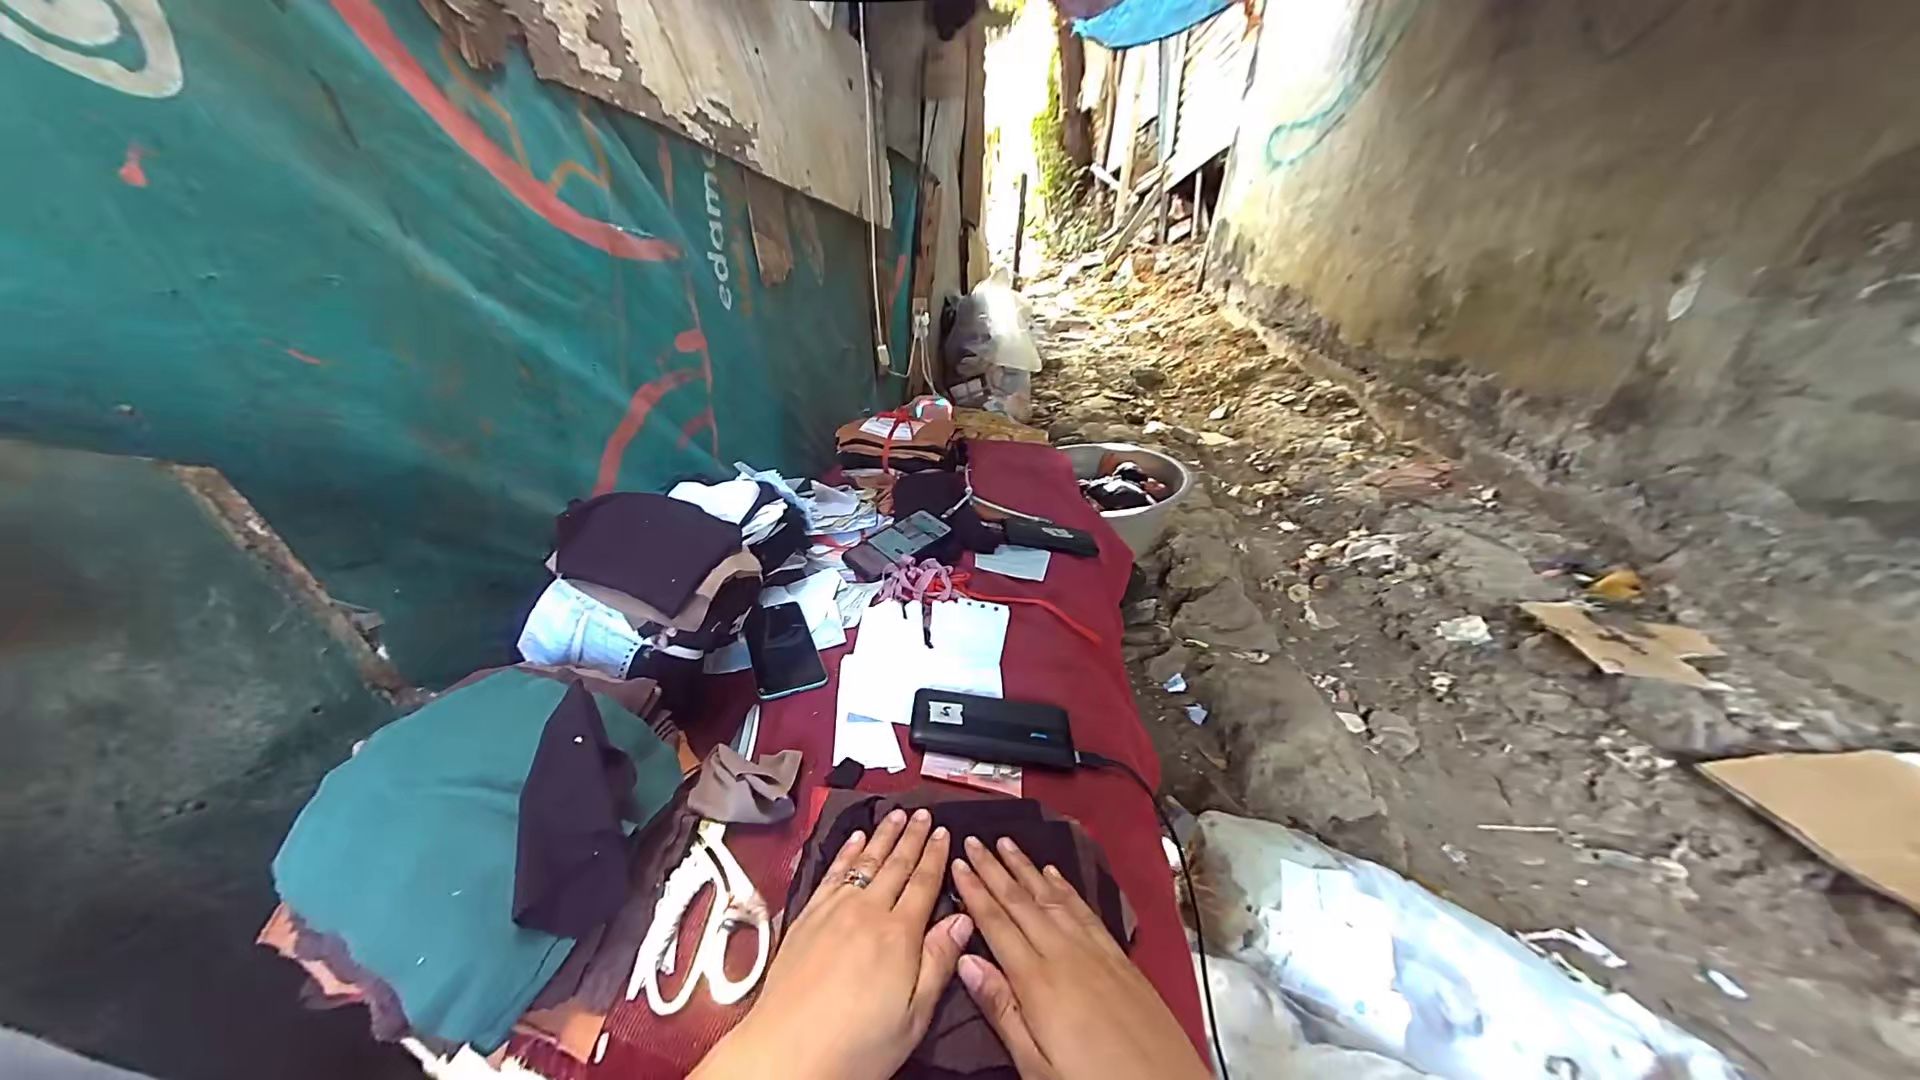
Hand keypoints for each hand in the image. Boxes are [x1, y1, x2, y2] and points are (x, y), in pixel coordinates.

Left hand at [692, 809, 971, 1079]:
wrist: (785, 1056)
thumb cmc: (854, 1048)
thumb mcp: (912, 1018)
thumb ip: (939, 963)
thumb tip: (963, 920)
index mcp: (899, 935)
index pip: (924, 882)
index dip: (935, 855)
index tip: (943, 832)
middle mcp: (868, 911)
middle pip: (897, 864)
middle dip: (912, 836)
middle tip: (923, 814)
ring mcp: (835, 909)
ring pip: (866, 860)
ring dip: (884, 834)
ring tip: (897, 815)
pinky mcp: (809, 915)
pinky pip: (834, 872)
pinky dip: (847, 851)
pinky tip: (856, 839)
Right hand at [951, 835, 1211, 1079]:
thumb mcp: (1037, 1066)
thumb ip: (1001, 1009)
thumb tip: (965, 960)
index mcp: (1037, 979)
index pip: (996, 923)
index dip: (974, 891)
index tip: (957, 863)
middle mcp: (1062, 952)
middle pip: (1020, 901)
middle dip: (993, 868)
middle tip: (973, 840)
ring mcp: (1092, 948)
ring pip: (1050, 896)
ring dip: (1025, 867)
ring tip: (1006, 843)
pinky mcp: (1116, 952)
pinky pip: (1083, 908)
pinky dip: (1064, 886)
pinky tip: (1052, 872)